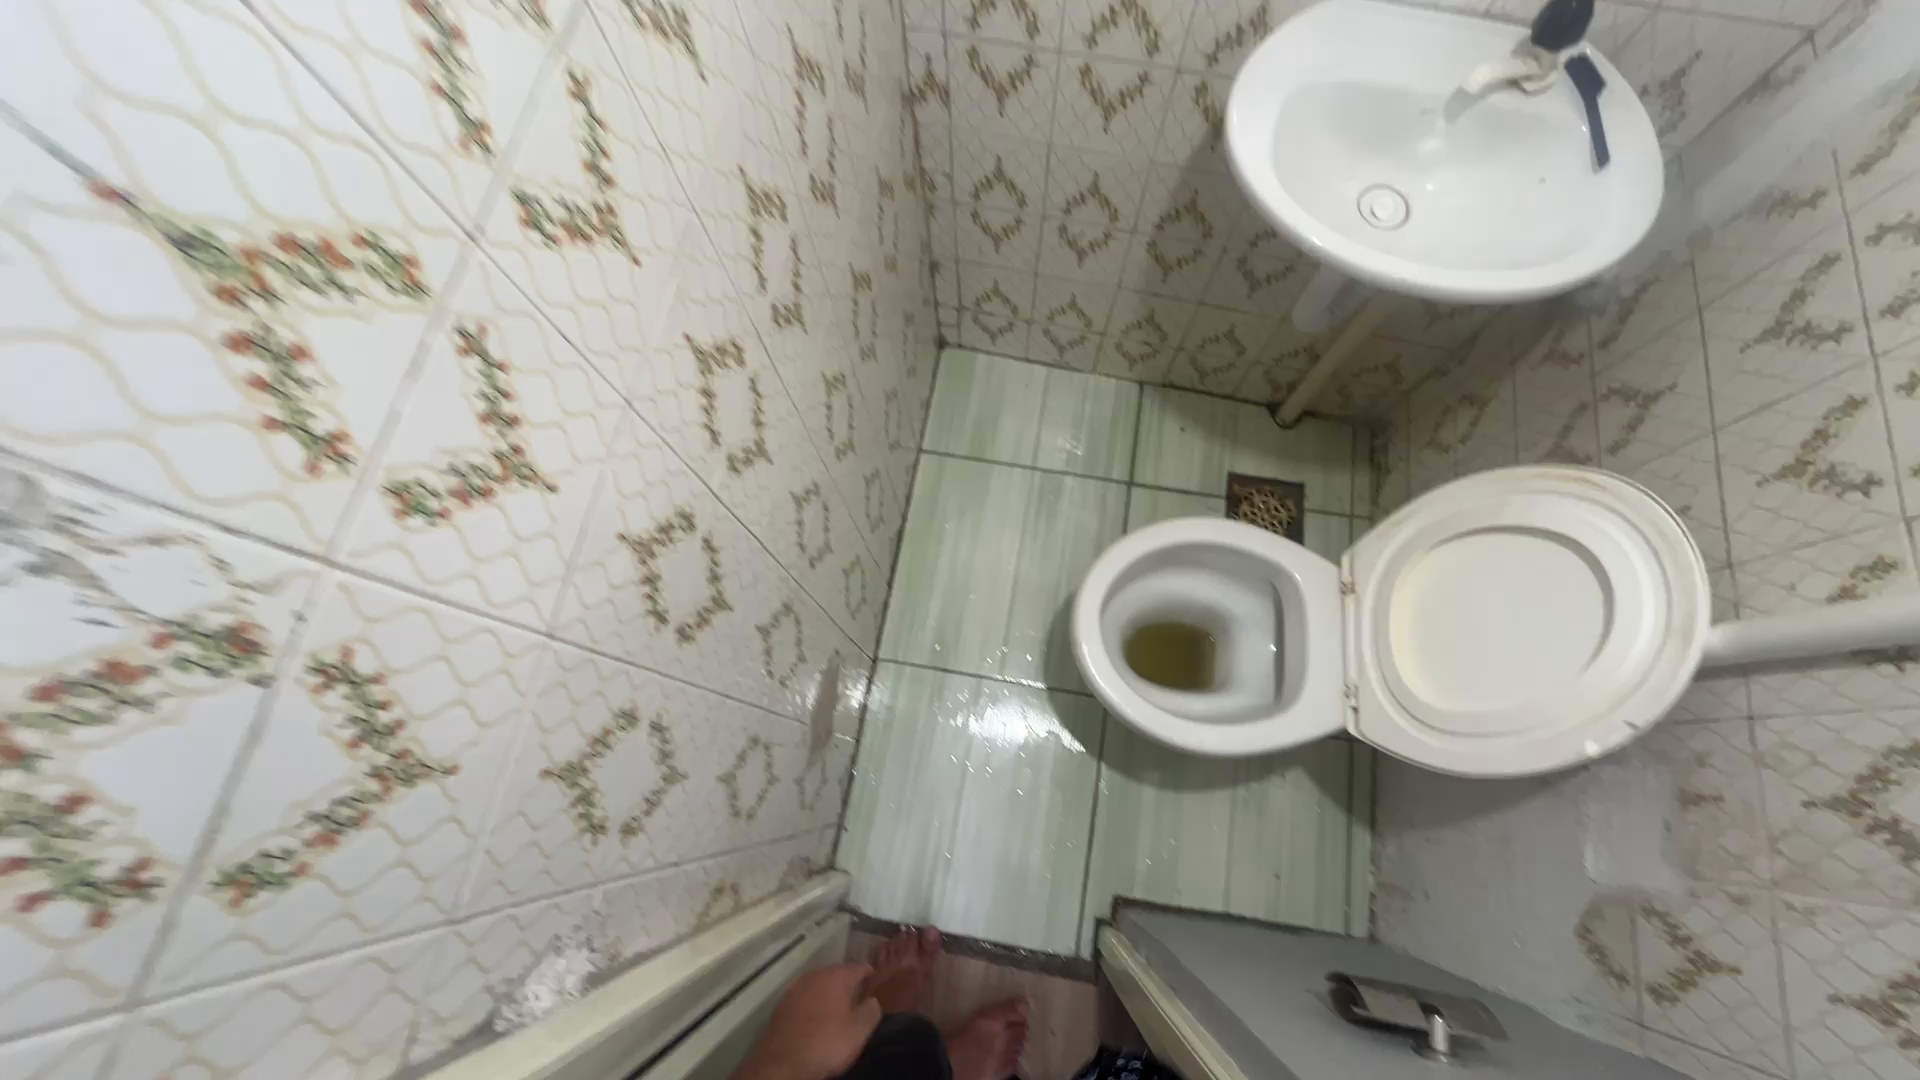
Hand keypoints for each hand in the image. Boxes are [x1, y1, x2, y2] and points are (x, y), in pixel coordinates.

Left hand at [734, 963, 883, 1079]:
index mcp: (836, 976)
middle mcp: (814, 976)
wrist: (782, 1065)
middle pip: (836, 973)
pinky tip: (814, 1018)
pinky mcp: (781, 1006)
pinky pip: (803, 999)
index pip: (858, 967)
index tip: (876, 981)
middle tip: (858, 996)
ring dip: (827, 993)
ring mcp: (795, 990)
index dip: (870, 974)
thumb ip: (871, 1011)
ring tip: (837, 1007)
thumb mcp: (858, 1031)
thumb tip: (873, 1000)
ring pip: (818, 985)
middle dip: (847, 982)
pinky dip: (812, 1004)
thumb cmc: (825, 1043)